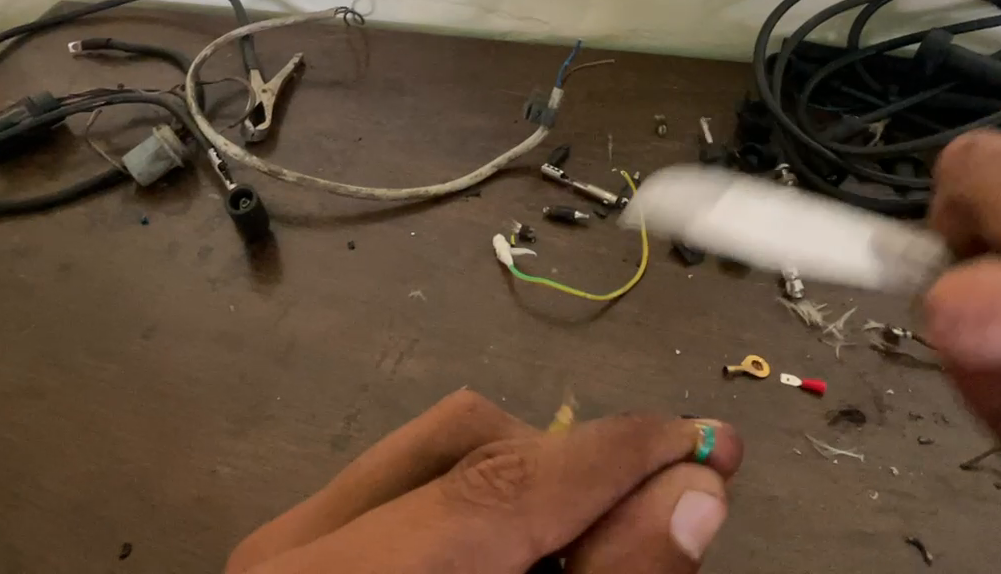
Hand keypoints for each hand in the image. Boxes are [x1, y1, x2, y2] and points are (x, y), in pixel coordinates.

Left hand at [226, 391, 742, 572]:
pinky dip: (489, 508)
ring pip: (442, 449)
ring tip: (583, 549)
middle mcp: (299, 546)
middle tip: (655, 508)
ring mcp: (295, 539)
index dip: (613, 456)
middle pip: (468, 443)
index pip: (499, 487)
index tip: (705, 441)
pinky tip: (524, 559)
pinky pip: (416, 480)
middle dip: (574, 470)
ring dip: (535, 484)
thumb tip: (692, 494)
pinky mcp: (307, 544)